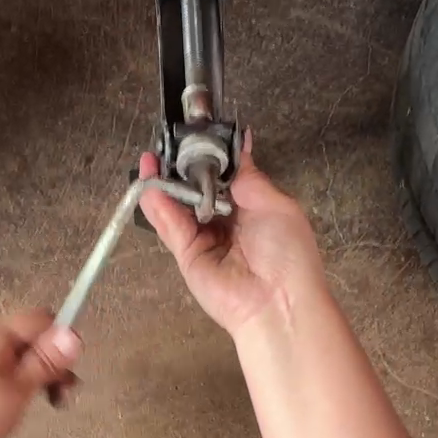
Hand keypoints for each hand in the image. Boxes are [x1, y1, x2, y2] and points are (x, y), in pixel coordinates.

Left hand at [0, 311, 81, 437]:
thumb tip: (74, 335)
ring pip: (12, 357)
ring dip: (34, 376)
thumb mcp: (19, 389)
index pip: (37, 319)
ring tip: (42, 405)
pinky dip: (13, 384)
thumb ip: (46, 361)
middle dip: (49, 362)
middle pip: (25, 338)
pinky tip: (13, 407)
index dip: (59, 339)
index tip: (70, 370)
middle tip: (61, 395)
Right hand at [137, 132, 324, 332]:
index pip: (221, 175)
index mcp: (250, 206)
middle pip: (195, 189)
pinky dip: (159, 208)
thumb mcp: (275, 203)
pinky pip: (171, 228)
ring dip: (162, 184)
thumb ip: (248, 175)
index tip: (194, 135)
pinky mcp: (187, 256)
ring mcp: (204, 239)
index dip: (207, 156)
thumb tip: (240, 142)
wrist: (276, 301)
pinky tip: (150, 187)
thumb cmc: (287, 254)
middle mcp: (224, 221)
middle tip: (166, 145)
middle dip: (180, 168)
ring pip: (177, 207)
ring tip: (150, 161)